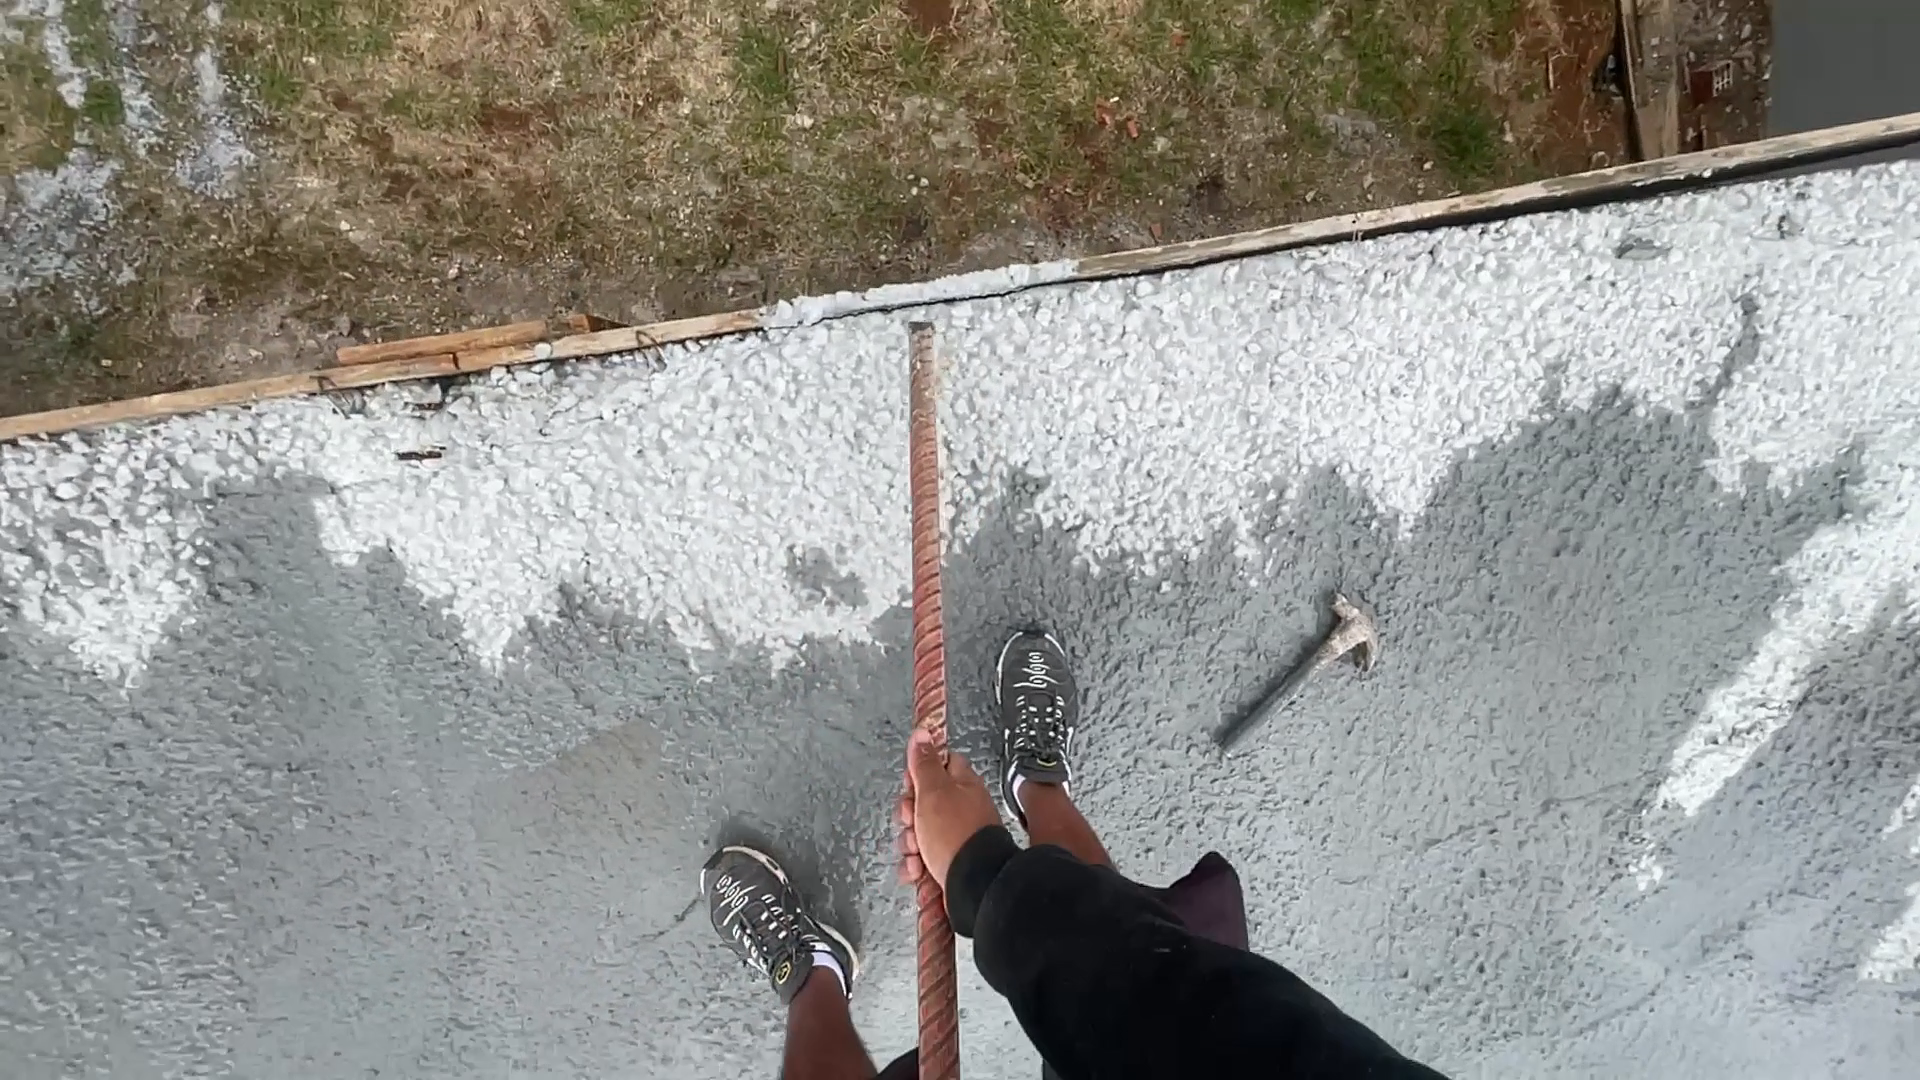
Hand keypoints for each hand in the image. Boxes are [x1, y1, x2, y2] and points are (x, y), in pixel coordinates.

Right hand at [897, 729, 1000, 891]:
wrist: (974, 886)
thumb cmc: (957, 835)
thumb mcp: (933, 791)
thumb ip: (924, 763)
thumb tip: (922, 733)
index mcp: (962, 784)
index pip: (938, 764)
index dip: (918, 774)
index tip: (911, 786)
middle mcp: (962, 808)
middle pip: (923, 801)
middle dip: (908, 815)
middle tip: (912, 821)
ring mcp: (956, 836)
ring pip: (919, 832)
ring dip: (910, 844)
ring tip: (917, 852)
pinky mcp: (950, 862)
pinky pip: (922, 859)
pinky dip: (916, 866)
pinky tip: (918, 871)